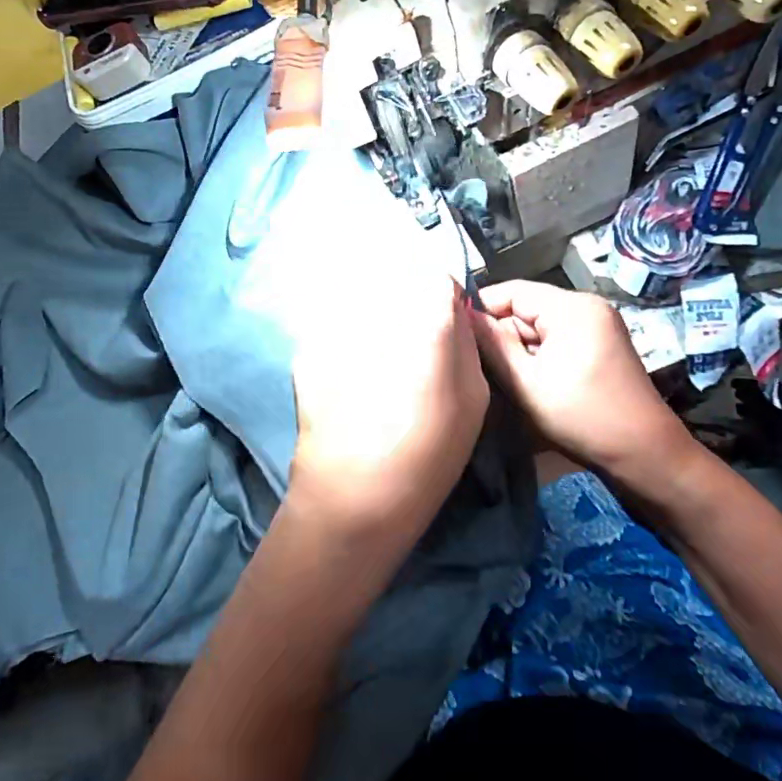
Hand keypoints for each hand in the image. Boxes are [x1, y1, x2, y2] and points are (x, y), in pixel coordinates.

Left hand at [287, 269, 488, 551]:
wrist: (350, 499)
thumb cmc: (427, 456)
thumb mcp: (475, 400)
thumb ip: (465, 343)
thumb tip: (452, 315)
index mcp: (426, 319)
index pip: (438, 281)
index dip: (442, 304)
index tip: (440, 332)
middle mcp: (379, 309)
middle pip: (399, 286)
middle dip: (406, 309)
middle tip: (408, 353)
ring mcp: (337, 326)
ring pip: (364, 304)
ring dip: (373, 321)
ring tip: (374, 368)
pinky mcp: (306, 348)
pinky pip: (335, 329)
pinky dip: (344, 344)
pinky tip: (347, 382)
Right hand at [469, 280, 688, 474]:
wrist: (645, 454)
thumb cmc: (582, 417)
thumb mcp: (527, 383)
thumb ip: (492, 345)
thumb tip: (462, 316)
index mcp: (571, 307)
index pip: (511, 291)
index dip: (481, 311)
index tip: (458, 338)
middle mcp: (587, 306)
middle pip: (526, 307)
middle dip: (502, 335)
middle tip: (482, 367)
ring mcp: (598, 324)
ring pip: (540, 326)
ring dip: (521, 349)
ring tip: (506, 378)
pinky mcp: (602, 343)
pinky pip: (558, 338)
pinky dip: (541, 356)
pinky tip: (532, 381)